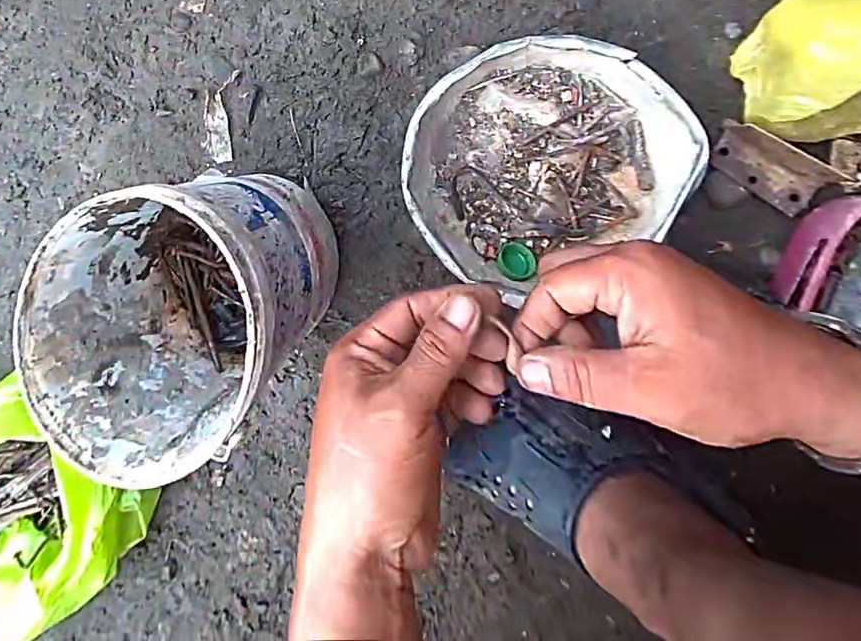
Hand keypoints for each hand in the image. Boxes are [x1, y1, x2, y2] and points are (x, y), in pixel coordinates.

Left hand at [290, 285, 508, 640]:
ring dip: (475, 371)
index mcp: (360, 355)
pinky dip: (471, 398)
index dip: (451, 305)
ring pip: (447, 367)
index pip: (411, 310)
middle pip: (434, 337)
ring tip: (494, 383)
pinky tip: (483, 407)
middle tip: (500, 348)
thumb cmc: (360, 484)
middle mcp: (378, 372)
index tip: (489, 304)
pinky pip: (452, 397)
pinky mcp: (419, 427)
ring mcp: (400, 401)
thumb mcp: (402, 404)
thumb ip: (437, 352)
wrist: (367, 555)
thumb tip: (461, 307)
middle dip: (469, 342)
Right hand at [509, 241, 860, 457]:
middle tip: (561, 364)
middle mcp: (635, 256)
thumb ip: (578, 376)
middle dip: (551, 319)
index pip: (549, 286)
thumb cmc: (736, 384)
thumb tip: (527, 369)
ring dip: (573, 318)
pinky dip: (597, 316)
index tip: (529, 366)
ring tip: (592, 364)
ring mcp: (651, 265)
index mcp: (627, 271)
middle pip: (560, 274)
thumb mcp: (647, 389)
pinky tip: (614, 353)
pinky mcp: (662, 280)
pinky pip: (607, 287)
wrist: (807, 382)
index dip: (532, 328)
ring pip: (582, 280)